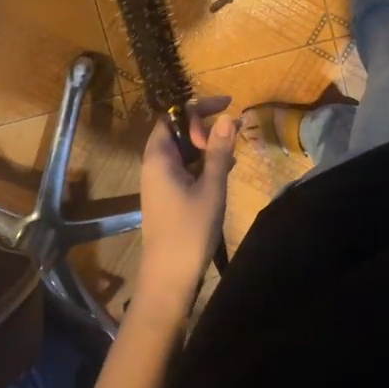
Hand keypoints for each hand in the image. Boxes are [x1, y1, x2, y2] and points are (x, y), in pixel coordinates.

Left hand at [137, 95, 235, 302]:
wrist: (168, 279)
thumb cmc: (189, 230)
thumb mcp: (212, 186)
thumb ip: (219, 150)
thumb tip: (228, 117)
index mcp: (159, 157)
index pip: (174, 115)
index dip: (199, 107)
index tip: (227, 107)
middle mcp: (155, 164)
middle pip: (178, 130)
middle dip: (207, 126)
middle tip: (233, 134)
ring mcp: (159, 181)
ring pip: (184, 149)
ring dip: (208, 145)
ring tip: (233, 152)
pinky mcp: (167, 196)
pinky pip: (184, 167)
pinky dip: (203, 162)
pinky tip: (224, 172)